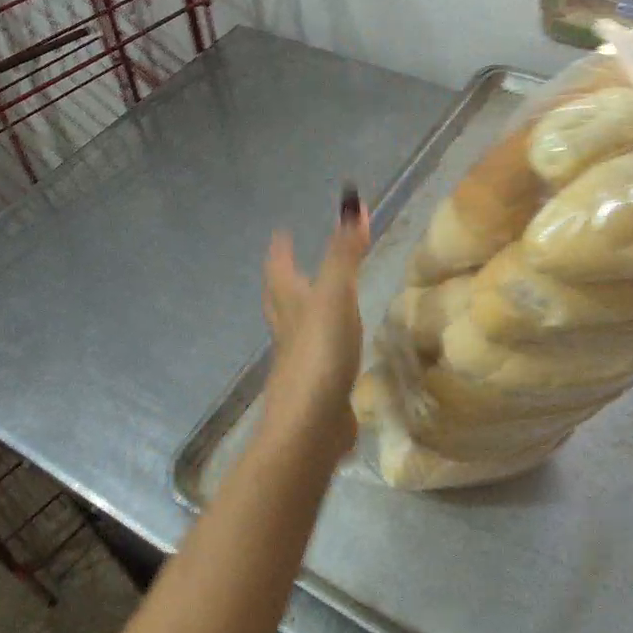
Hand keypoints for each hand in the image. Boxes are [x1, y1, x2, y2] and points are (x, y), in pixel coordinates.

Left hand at [259, 200, 369, 459]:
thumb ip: (344, 254)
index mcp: (291, 307)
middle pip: (280, 301)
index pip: (280, 271)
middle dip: (283, 280)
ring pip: (295, 333)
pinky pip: (318, 363)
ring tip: (312, 305)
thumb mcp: (335, 297)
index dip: (280, 251)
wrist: (309, 430)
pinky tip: (336, 356)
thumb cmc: (319, 356)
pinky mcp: (317, 394)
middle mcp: (289, 334)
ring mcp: (300, 366)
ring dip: (301, 315)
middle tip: (286, 264)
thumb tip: (353, 203)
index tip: (280, 233)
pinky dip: (324, 351)